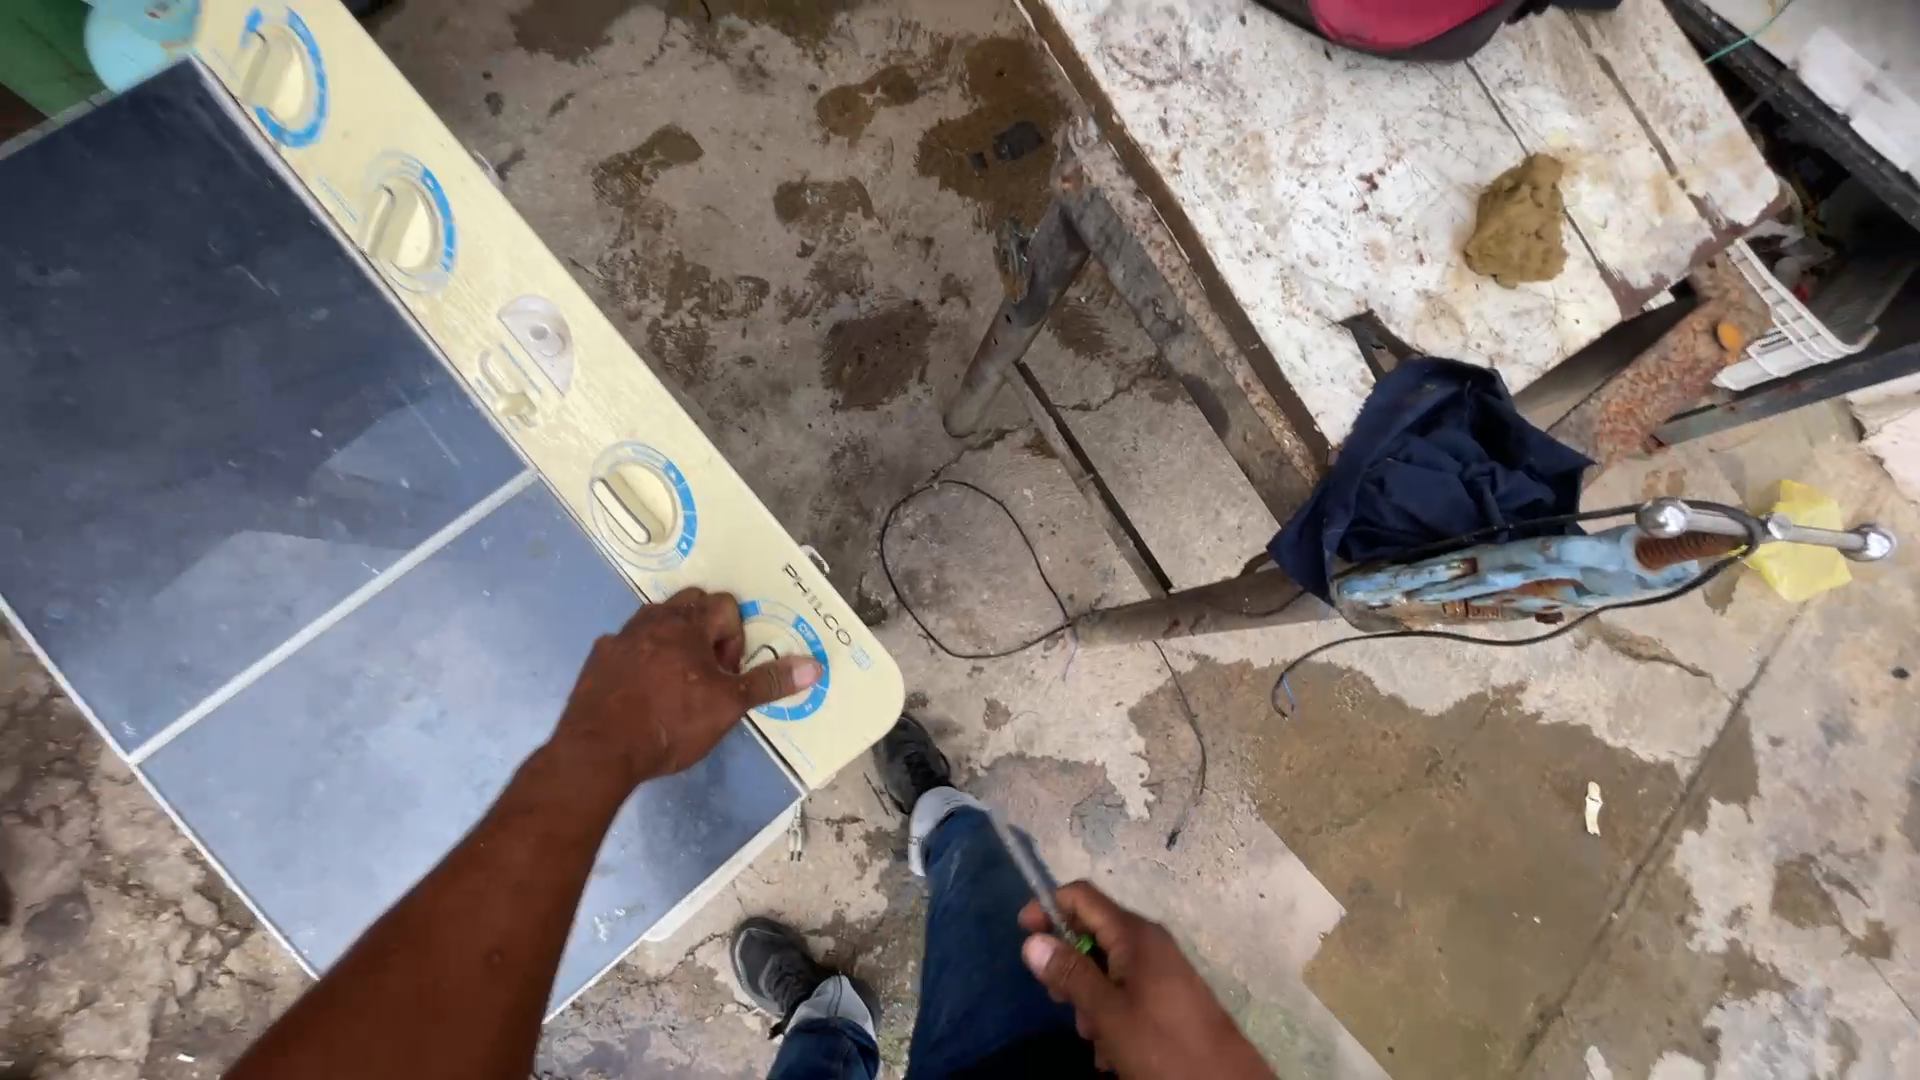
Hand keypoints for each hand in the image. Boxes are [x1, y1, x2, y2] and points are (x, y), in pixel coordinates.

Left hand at [550, 588, 819, 791]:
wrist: (599, 752)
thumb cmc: (672, 722)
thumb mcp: (729, 706)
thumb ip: (769, 682)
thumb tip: (814, 665)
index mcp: (688, 624)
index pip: (725, 605)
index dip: (735, 637)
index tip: (727, 673)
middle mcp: (653, 620)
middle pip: (690, 603)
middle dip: (706, 630)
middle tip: (707, 672)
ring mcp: (620, 637)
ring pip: (657, 621)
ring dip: (673, 641)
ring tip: (677, 681)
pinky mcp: (597, 659)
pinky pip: (628, 645)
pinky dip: (641, 658)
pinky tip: (642, 693)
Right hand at [1020, 883, 1274, 1079]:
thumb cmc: (1164, 1046)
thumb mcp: (1109, 1013)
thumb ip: (1070, 974)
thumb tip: (1031, 940)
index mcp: (1134, 933)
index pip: (1081, 895)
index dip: (1048, 907)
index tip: (1024, 935)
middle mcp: (1148, 941)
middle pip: (1092, 931)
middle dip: (1069, 964)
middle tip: (1058, 1000)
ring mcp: (1161, 969)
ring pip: (1106, 967)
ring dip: (1089, 997)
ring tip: (1092, 1036)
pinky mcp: (1168, 996)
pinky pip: (1126, 990)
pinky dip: (1111, 1012)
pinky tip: (1112, 1050)